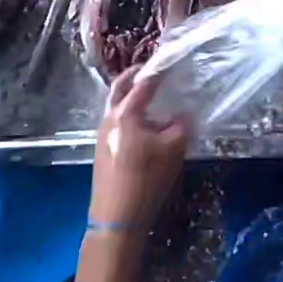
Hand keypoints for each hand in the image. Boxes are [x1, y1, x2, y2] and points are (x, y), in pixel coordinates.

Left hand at [89, 67, 188, 231]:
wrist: (116, 217)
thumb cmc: (145, 179)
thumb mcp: (172, 150)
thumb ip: (180, 127)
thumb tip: (181, 116)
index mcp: (125, 112)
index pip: (142, 84)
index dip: (156, 72)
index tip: (167, 64)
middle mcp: (109, 118)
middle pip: (120, 89)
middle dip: (134, 78)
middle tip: (150, 73)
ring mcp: (102, 134)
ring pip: (116, 107)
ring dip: (131, 99)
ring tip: (151, 101)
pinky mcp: (101, 150)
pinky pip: (116, 123)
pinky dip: (129, 116)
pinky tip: (143, 129)